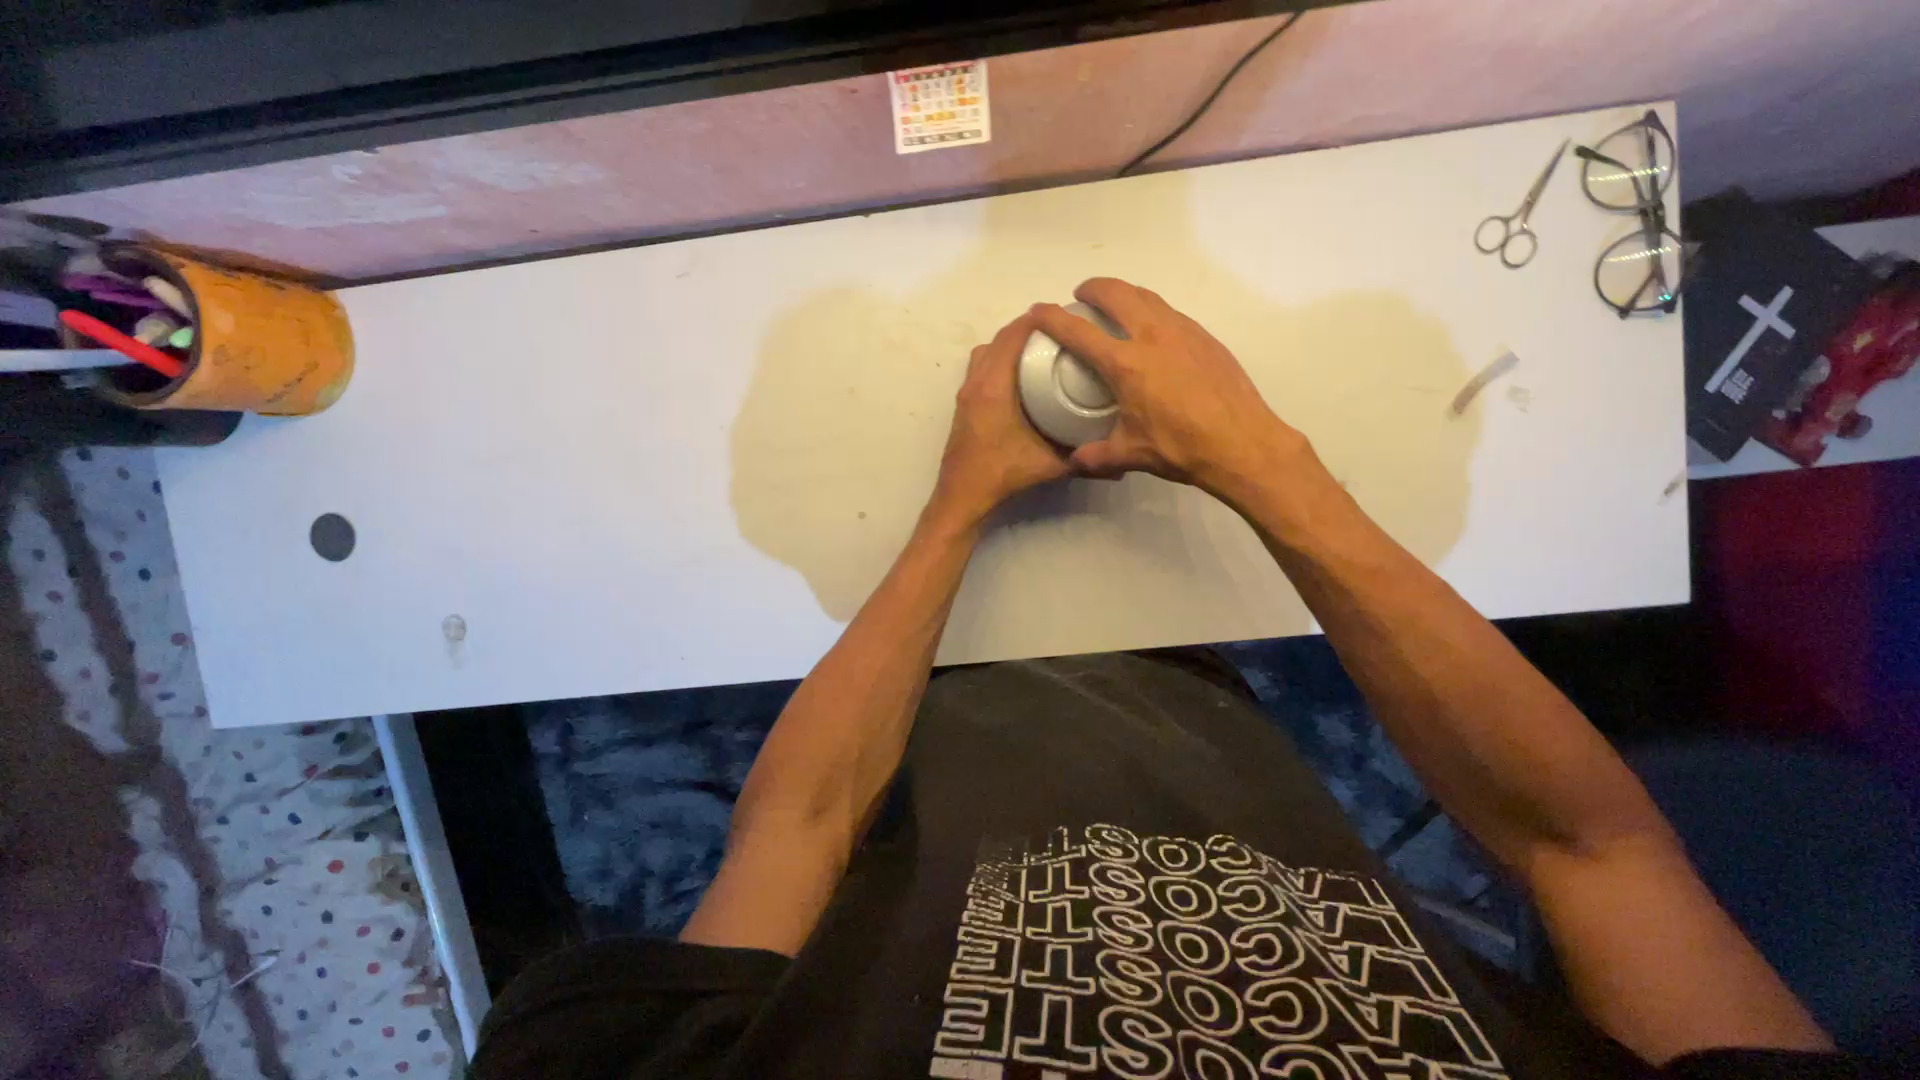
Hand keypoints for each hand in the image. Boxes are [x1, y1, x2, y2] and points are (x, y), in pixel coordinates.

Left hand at [930, 313, 1070, 521]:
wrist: (962, 497)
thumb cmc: (1002, 475)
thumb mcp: (1049, 465)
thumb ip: (1083, 459)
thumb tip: (1116, 463)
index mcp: (994, 387)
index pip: (1013, 335)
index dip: (1038, 320)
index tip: (1065, 317)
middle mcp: (976, 382)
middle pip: (999, 339)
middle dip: (1027, 330)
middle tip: (1059, 335)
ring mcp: (966, 393)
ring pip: (986, 353)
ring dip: (1009, 346)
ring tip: (1039, 353)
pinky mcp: (964, 405)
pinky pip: (980, 368)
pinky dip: (998, 362)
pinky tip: (1020, 379)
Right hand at [1030, 278, 1311, 498]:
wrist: (1242, 443)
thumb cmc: (1182, 448)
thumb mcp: (1132, 454)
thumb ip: (1097, 455)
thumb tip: (1075, 460)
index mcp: (1126, 365)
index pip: (1079, 332)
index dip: (1053, 318)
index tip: (1038, 310)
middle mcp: (1152, 337)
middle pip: (1116, 293)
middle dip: (1093, 288)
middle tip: (1082, 295)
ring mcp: (1183, 332)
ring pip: (1147, 296)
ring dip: (1124, 292)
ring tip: (1115, 303)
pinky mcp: (1204, 337)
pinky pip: (1170, 311)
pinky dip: (1151, 309)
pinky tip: (1152, 328)